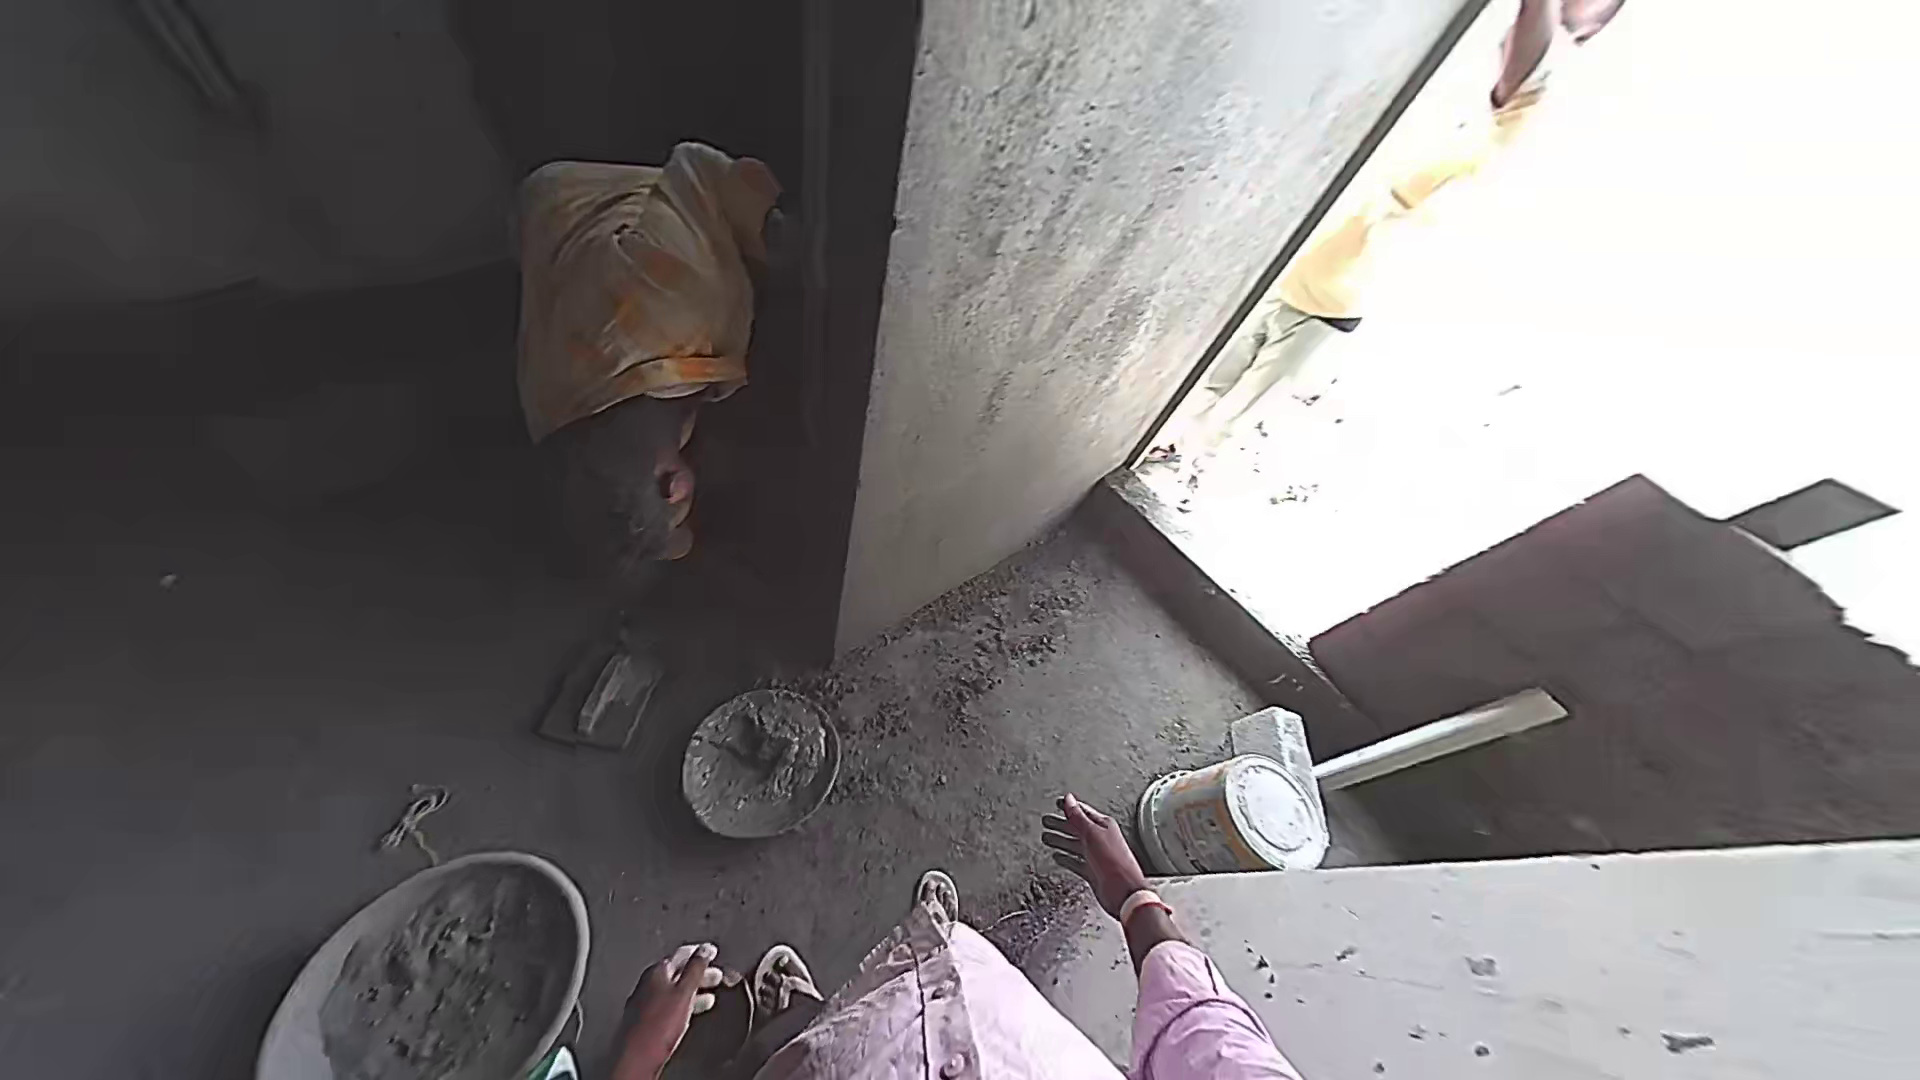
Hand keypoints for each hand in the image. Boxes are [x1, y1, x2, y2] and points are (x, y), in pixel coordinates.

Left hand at [613, 942, 720, 1079]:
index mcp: (656, 972)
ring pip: (672, 991)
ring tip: (707, 998)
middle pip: (677, 973)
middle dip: (698, 974)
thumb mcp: (684, 992)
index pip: (682, 954)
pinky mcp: (641, 1024)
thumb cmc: (657, 1027)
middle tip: (714, 976)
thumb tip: (704, 949)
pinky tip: (688, 1014)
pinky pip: (666, 1007)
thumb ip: (696, 968)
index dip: (700, 953)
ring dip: (692, 992)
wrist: (635, 1063)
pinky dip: (681, 1006)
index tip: (711, 953)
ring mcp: (642, 1005)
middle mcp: (646, 985)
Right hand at [1042, 793, 1150, 918]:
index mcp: (1102, 825)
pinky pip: (1075, 862)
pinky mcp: (1092, 871)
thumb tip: (1068, 799)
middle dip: (1060, 824)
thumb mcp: (1093, 833)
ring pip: (1073, 845)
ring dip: (1059, 840)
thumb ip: (1078, 817)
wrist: (1125, 893)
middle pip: (1075, 828)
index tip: (1057, 802)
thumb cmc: (1115, 861)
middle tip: (1046, 821)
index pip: (1081, 812)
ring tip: (1046, 836)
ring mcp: (1095, 856)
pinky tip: (1057, 856)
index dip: (1068, 807)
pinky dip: (1065, 858)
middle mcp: (1099, 839)